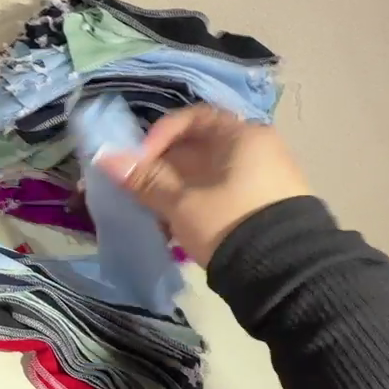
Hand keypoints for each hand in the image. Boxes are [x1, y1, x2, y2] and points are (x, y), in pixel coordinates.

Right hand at [93, 105, 310, 263]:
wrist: (282, 269)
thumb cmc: (228, 222)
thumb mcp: (181, 202)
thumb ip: (144, 179)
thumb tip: (106, 158)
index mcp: (242, 137)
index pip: (193, 118)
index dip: (160, 134)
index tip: (139, 160)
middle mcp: (255, 150)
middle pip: (196, 148)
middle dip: (159, 167)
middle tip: (134, 188)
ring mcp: (259, 178)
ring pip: (202, 174)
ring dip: (170, 189)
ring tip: (150, 213)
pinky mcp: (257, 204)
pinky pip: (214, 193)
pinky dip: (189, 203)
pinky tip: (172, 227)